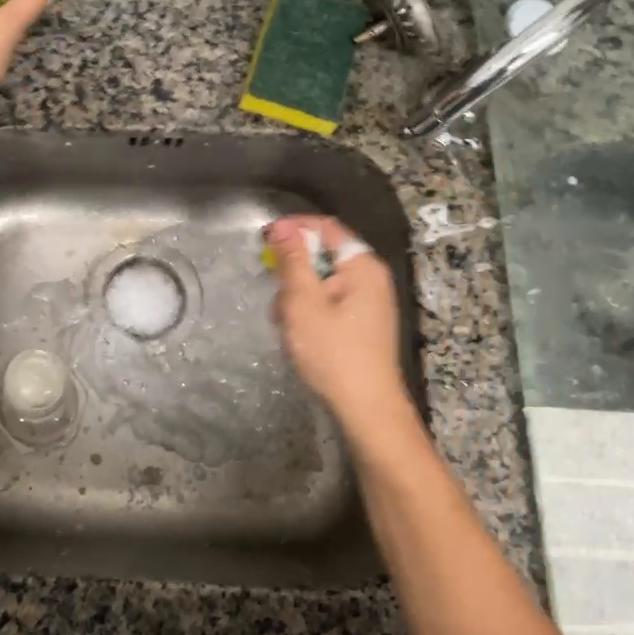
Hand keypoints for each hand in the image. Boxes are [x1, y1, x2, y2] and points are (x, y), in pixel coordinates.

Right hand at [267, 215, 414, 441]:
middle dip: (293, 272)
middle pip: (322, 255)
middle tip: (275, 295)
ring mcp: (368, 302)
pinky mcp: (361, 323)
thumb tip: (282, 227)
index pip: (326, 227)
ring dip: (297, 296)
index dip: (293, 228)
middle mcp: (370, 278)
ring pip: (321, 282)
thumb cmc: (333, 352)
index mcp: (362, 266)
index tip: (262, 240)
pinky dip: (308, 312)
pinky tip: (298, 335)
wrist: (366, 407)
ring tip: (284, 323)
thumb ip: (292, 261)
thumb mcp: (303, 302)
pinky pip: (328, 302)